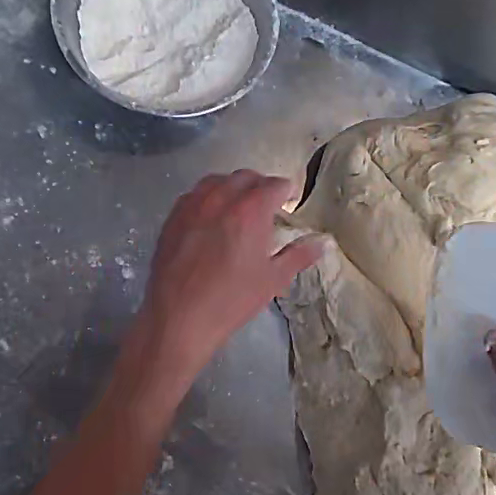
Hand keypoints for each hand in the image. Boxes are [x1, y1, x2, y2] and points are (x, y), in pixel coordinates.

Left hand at [134, 170, 322, 379]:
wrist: (179, 316)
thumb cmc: (232, 299)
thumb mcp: (273, 279)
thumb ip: (299, 255)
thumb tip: (322, 243)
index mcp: (251, 210)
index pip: (275, 185)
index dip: (287, 191)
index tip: (290, 200)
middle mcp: (221, 198)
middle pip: (246, 177)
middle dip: (261, 185)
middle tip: (268, 204)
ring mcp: (193, 205)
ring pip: (217, 180)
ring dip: (233, 187)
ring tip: (239, 206)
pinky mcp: (173, 217)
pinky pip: (194, 194)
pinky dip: (208, 197)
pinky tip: (211, 217)